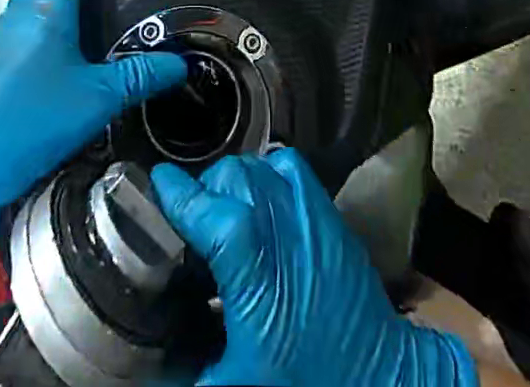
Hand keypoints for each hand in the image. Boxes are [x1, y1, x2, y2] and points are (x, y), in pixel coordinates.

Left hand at [0, 0, 185, 386]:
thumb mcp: (95, 101)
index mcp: (45, 7)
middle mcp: (15, 12)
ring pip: (23, 1)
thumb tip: (179, 64)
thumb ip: (138, 77)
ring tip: (81, 40)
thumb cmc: (33, 121)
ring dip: (50, 6)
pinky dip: (33, 36)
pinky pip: (11, 32)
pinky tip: (50, 74)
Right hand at [153, 149, 478, 386]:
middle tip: (194, 225)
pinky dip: (266, 172)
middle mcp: (275, 225)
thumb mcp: (229, 384)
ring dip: (231, 183)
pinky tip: (260, 201)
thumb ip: (181, 362)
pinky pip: (286, 165)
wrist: (383, 382)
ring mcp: (305, 212)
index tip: (153, 191)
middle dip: (201, 193)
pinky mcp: (326, 210)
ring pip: (251, 166)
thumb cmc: (306, 383)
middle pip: (223, 176)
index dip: (171, 195)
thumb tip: (146, 355)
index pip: (200, 204)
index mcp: (247, 263)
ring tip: (225, 214)